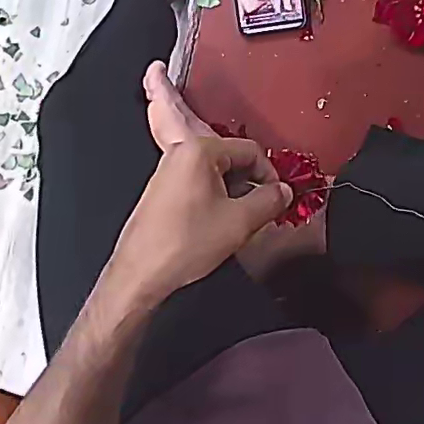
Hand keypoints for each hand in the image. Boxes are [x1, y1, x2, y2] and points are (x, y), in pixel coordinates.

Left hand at [102, 137, 291, 309]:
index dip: (270, 175)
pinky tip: (217, 226)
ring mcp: (169, 172)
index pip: (251, 150)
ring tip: (239, 223)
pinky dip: (216, 200)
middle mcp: (181, 154)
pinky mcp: (162, 191)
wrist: (139, 273)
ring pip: (217, 174)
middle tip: (261, 212)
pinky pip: (200, 185)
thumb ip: (270, 200)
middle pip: (233, 160)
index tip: (278, 197)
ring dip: (234, 195)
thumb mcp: (240, 221)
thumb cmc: (184, 244)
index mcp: (199, 150)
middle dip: (251, 185)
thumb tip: (283, 191)